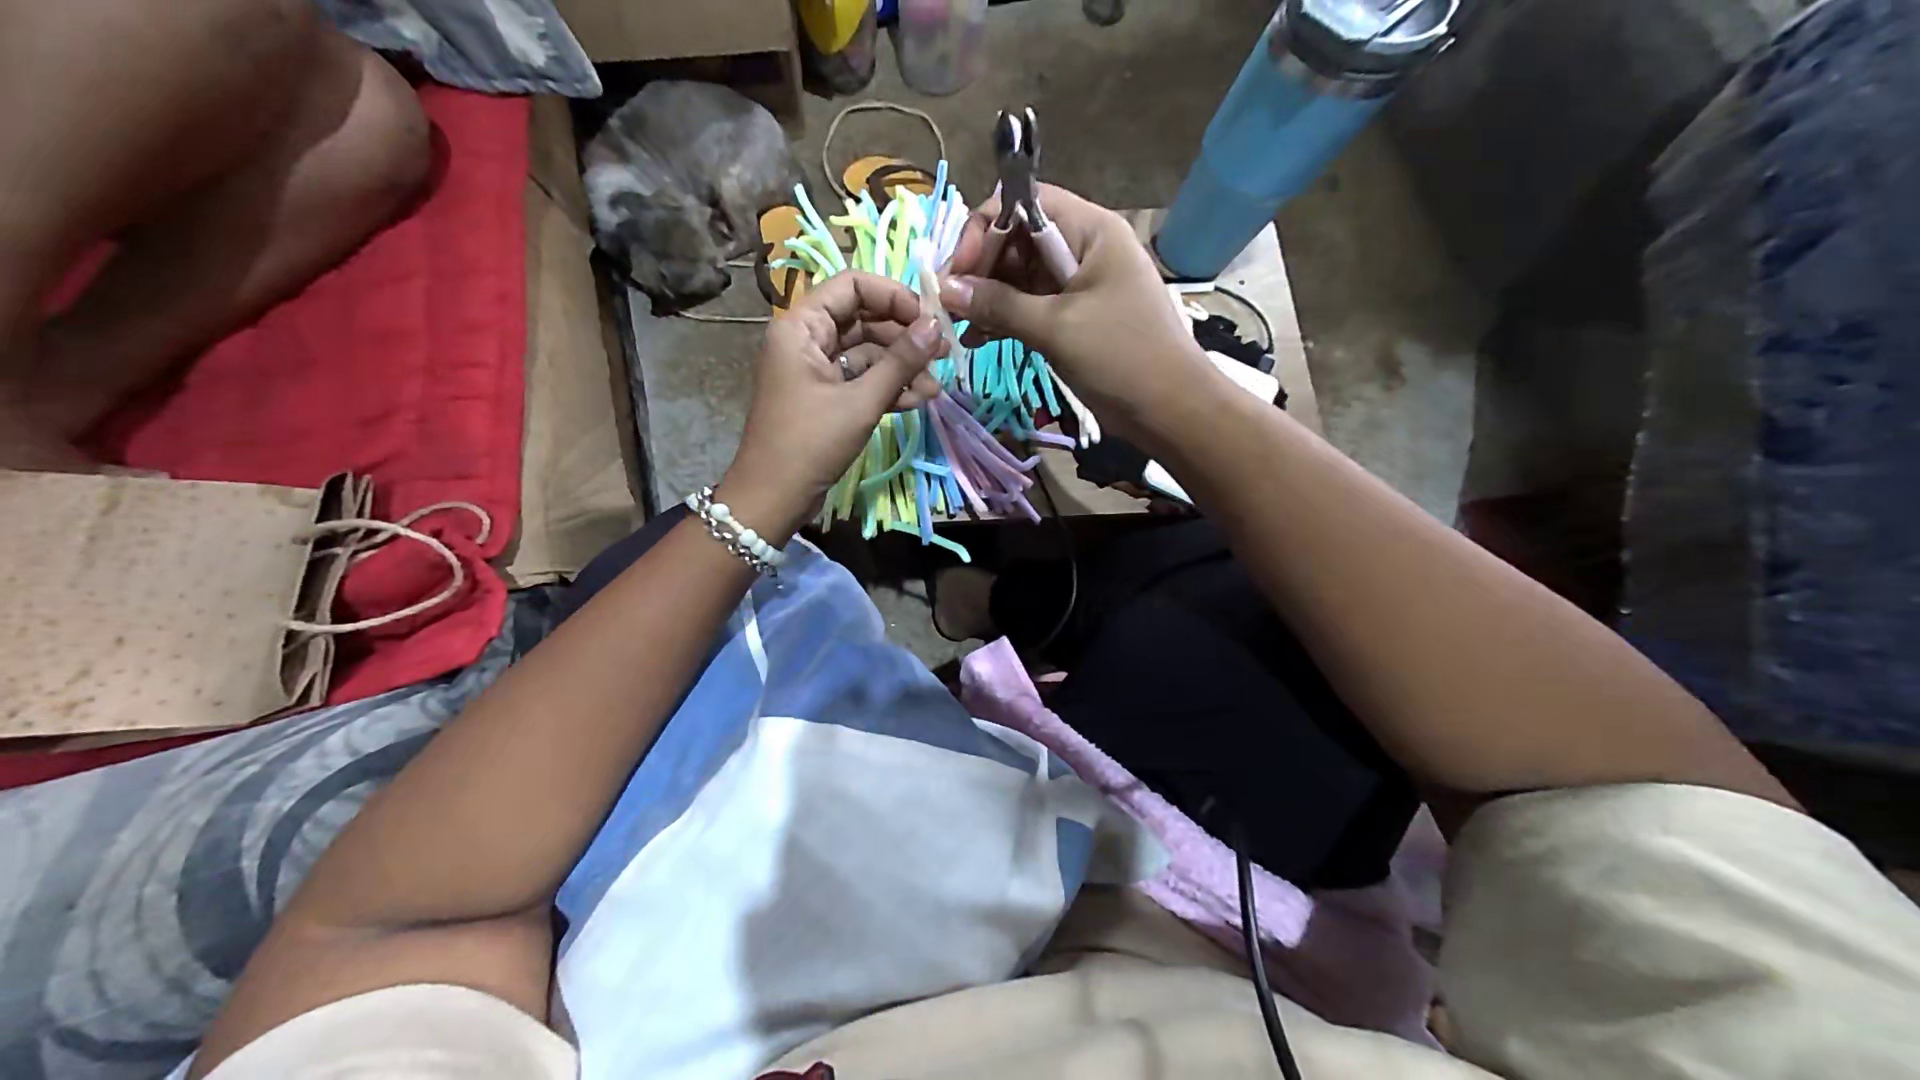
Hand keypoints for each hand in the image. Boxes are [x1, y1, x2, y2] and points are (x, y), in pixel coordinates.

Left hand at [719, 271, 947, 542]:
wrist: (773, 497)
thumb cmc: (810, 443)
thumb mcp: (860, 401)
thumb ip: (900, 362)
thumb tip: (935, 326)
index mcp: (801, 326)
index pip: (852, 285)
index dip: (893, 295)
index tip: (927, 318)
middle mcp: (806, 340)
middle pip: (863, 319)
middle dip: (904, 338)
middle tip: (942, 355)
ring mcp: (816, 369)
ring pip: (866, 353)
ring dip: (901, 368)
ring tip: (934, 389)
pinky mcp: (826, 396)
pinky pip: (861, 379)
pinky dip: (888, 387)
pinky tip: (918, 401)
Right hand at [941, 184, 1209, 440]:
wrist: (1170, 410)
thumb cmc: (1122, 357)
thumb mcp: (1057, 327)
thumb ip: (999, 304)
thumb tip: (945, 288)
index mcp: (1090, 231)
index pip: (1025, 203)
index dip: (985, 229)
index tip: (959, 270)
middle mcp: (1082, 248)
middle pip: (1018, 239)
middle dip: (981, 268)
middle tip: (953, 304)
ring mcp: (1078, 285)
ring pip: (1019, 276)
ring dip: (988, 298)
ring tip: (961, 327)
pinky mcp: (1073, 318)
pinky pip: (1029, 306)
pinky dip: (1004, 319)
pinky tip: (978, 340)